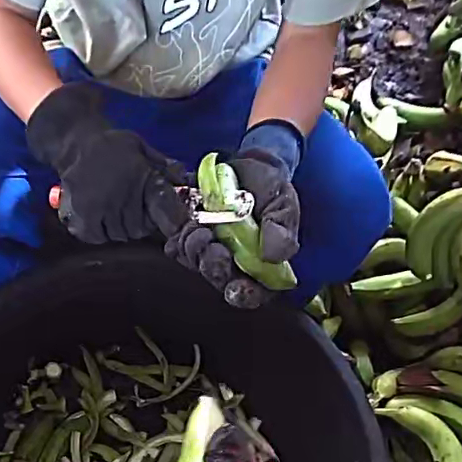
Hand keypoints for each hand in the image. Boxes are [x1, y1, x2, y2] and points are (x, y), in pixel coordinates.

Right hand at [26, 84, 185, 243]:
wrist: (75, 141)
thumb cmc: (111, 146)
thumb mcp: (140, 148)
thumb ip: (162, 165)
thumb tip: (183, 178)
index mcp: (140, 179)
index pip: (158, 214)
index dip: (157, 221)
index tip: (154, 219)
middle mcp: (122, 196)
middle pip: (136, 230)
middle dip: (137, 225)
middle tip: (130, 214)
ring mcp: (101, 208)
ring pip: (117, 234)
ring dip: (117, 229)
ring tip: (113, 215)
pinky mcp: (82, 215)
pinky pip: (95, 236)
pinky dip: (98, 233)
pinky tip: (99, 221)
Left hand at [156, 121, 303, 309]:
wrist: (247, 165)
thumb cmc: (270, 190)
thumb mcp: (284, 205)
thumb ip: (283, 231)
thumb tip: (274, 255)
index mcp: (261, 266)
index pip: (254, 293)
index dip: (245, 296)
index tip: (238, 289)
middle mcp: (233, 264)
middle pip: (220, 282)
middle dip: (214, 269)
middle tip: (216, 248)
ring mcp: (209, 251)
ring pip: (197, 265)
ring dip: (195, 250)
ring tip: (203, 228)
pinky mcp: (190, 237)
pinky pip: (178, 248)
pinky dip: (180, 239)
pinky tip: (190, 223)